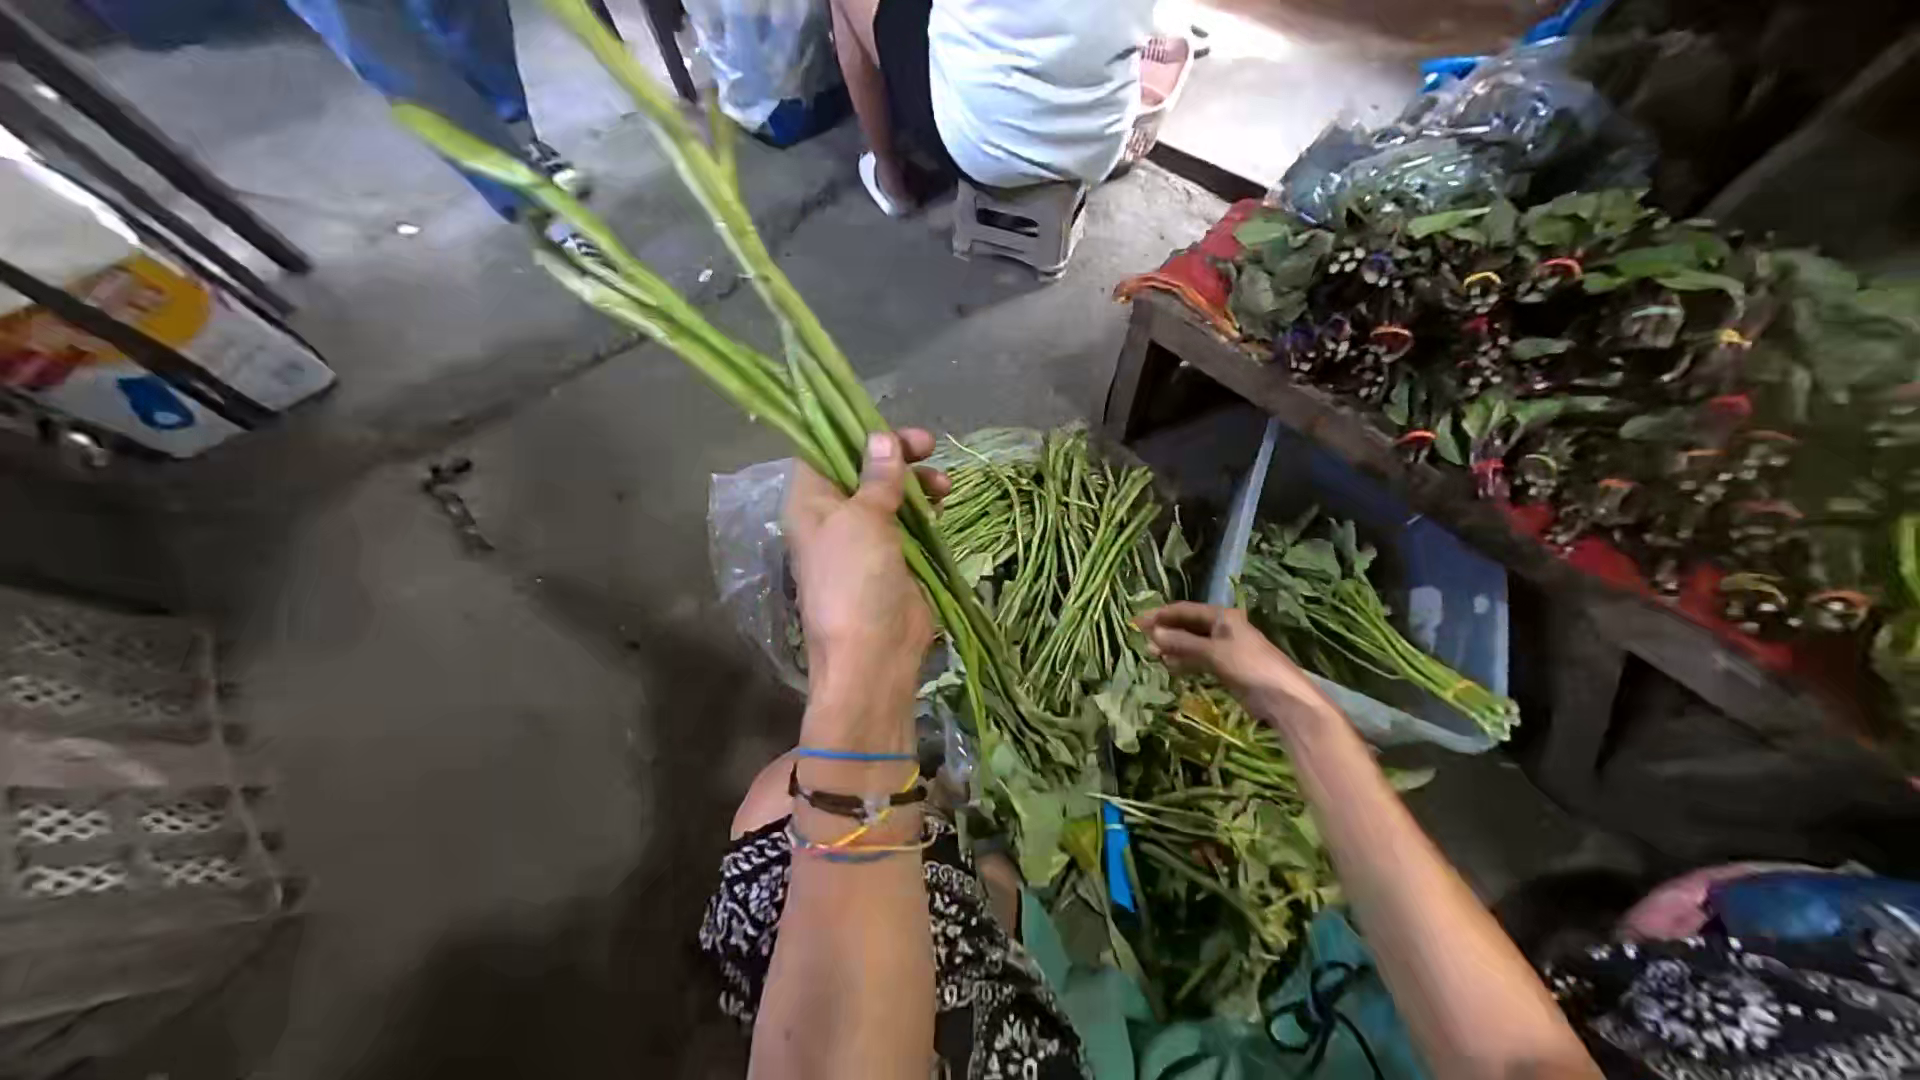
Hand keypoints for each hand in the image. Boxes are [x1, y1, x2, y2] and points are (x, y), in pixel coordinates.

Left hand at [785, 430, 948, 741]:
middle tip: (928, 445)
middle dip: (896, 455)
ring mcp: (866, 538)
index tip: (888, 424)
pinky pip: (909, 522)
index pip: (824, 451)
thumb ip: (876, 476)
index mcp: (811, 502)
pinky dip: (925, 510)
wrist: (874, 651)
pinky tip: (941, 506)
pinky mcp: (894, 557)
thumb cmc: (855, 578)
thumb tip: (881, 437)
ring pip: (891, 494)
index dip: (854, 432)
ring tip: (942, 486)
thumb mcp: (863, 518)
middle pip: (863, 469)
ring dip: (916, 483)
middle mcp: (835, 515)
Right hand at [1136, 602, 1338, 731]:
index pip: (1184, 610)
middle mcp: (1222, 629)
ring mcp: (1224, 649)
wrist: (1283, 699)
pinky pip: (1198, 659)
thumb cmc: (1250, 667)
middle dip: (1164, 632)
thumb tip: (1153, 634)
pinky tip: (1169, 666)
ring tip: (1151, 655)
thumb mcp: (1213, 653)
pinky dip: (1183, 661)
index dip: (1160, 615)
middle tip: (1140, 639)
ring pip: (1191, 643)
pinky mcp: (1226, 668)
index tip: (1137, 622)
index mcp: (1222, 617)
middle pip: (1187, 626)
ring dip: (1172, 647)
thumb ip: (1182, 643)